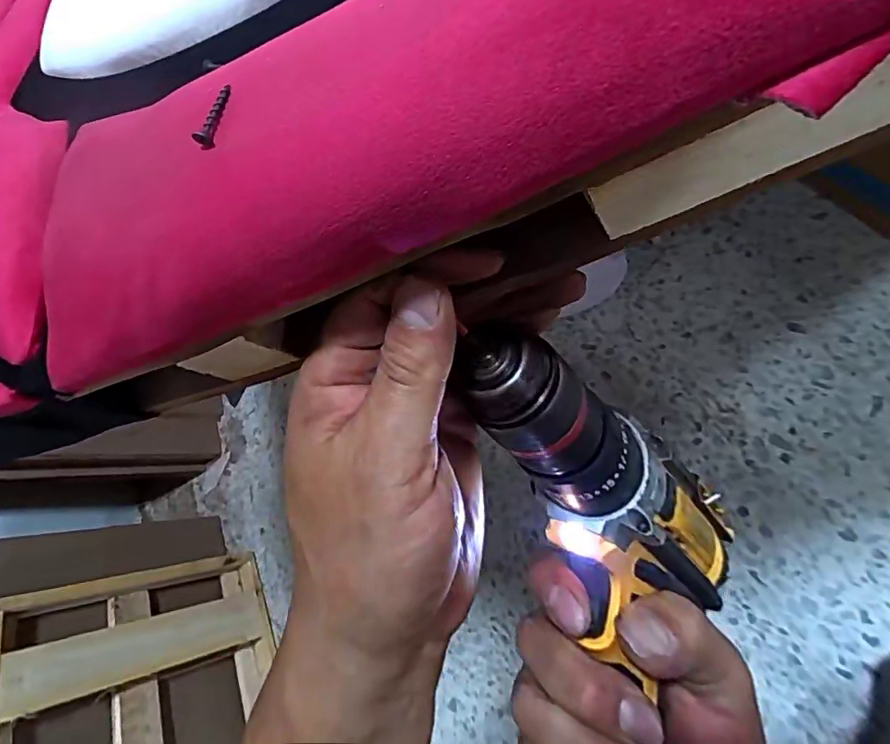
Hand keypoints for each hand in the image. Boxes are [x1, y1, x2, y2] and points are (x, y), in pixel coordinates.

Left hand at [245, 249, 584, 742]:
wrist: (390, 628)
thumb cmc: (366, 549)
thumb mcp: (386, 455)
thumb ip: (408, 371)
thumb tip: (427, 292)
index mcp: (334, 375)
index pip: (378, 300)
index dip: (428, 273)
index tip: (482, 261)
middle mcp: (369, 377)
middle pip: (423, 313)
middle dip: (476, 288)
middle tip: (536, 267)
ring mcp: (410, 400)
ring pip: (454, 341)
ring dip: (499, 314)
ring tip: (554, 287)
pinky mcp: (445, 425)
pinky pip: (475, 375)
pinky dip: (506, 353)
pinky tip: (537, 329)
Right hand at [515, 554, 764, 743]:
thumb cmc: (709, 726)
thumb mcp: (717, 670)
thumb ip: (685, 630)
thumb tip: (634, 621)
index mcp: (606, 609)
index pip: (556, 569)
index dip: (554, 581)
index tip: (578, 617)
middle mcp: (568, 641)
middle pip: (534, 632)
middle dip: (581, 679)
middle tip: (637, 715)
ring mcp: (550, 687)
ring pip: (531, 691)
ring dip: (589, 723)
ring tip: (638, 739)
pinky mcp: (541, 727)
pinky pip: (535, 730)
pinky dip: (577, 742)